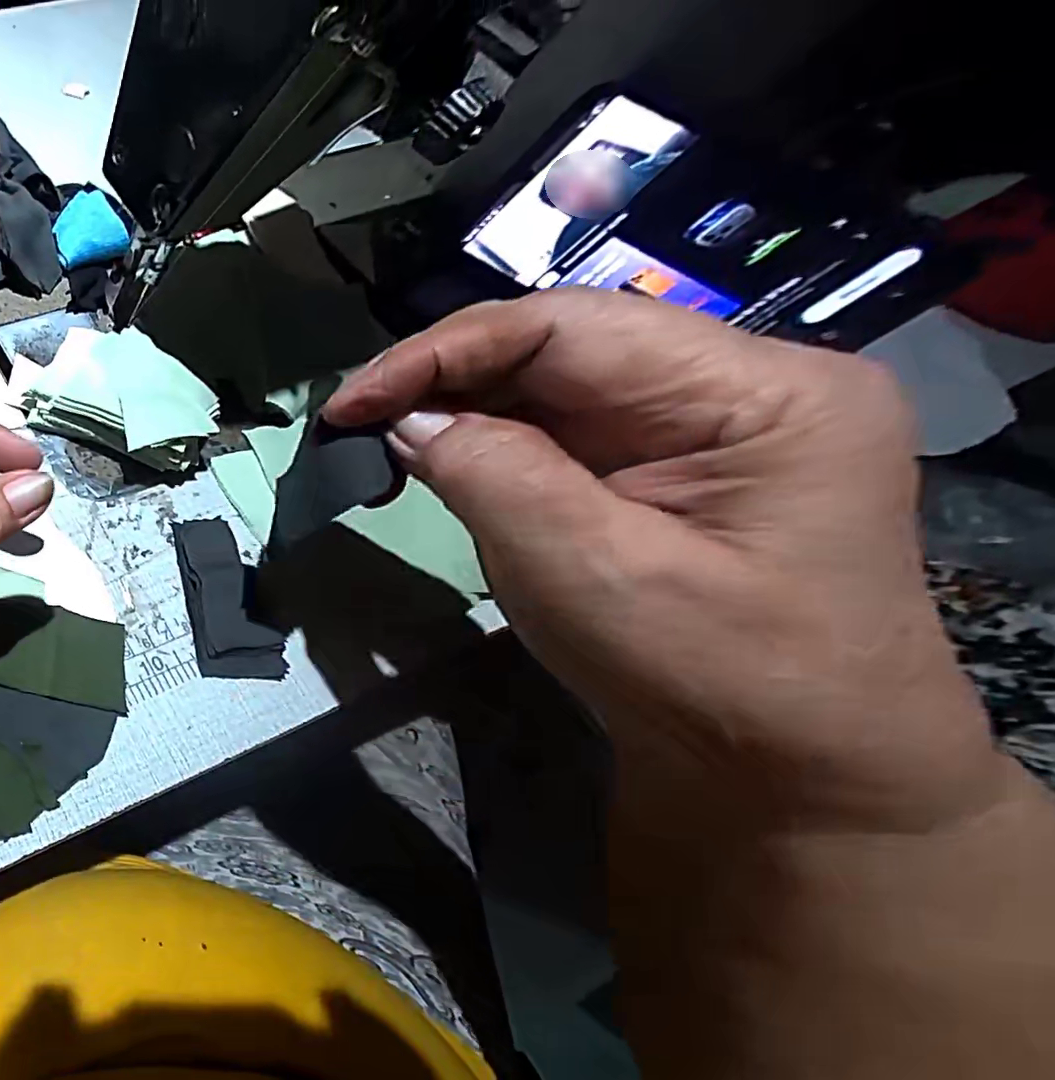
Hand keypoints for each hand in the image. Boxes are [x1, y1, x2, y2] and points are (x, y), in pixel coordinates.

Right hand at [324, 289, 1009, 833]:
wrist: (785, 772)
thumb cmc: (709, 676)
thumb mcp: (588, 570)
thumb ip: (490, 474)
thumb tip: (404, 420)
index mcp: (756, 391)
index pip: (566, 326)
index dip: (443, 352)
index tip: (353, 401)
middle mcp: (730, 384)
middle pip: (552, 346)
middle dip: (440, 378)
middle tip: (352, 421)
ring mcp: (690, 424)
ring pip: (540, 384)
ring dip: (450, 408)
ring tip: (377, 439)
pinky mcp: (650, 463)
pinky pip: (547, 428)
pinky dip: (476, 441)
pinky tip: (433, 458)